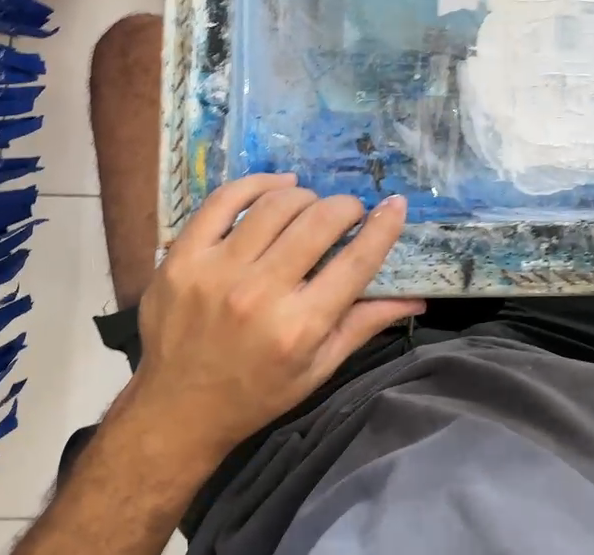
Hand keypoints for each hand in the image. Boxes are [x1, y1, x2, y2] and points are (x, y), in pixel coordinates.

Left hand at [119, 174, 423, 458]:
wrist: (177, 409)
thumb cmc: (256, 393)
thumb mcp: (318, 369)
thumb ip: (364, 325)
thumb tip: (417, 297)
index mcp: (299, 328)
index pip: (355, 262)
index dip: (382, 227)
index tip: (395, 205)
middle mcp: (259, 294)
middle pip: (318, 221)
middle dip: (344, 207)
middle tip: (348, 211)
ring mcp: (216, 271)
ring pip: (275, 204)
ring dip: (304, 196)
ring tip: (310, 204)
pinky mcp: (183, 256)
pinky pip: (224, 200)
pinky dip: (256, 184)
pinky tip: (274, 186)